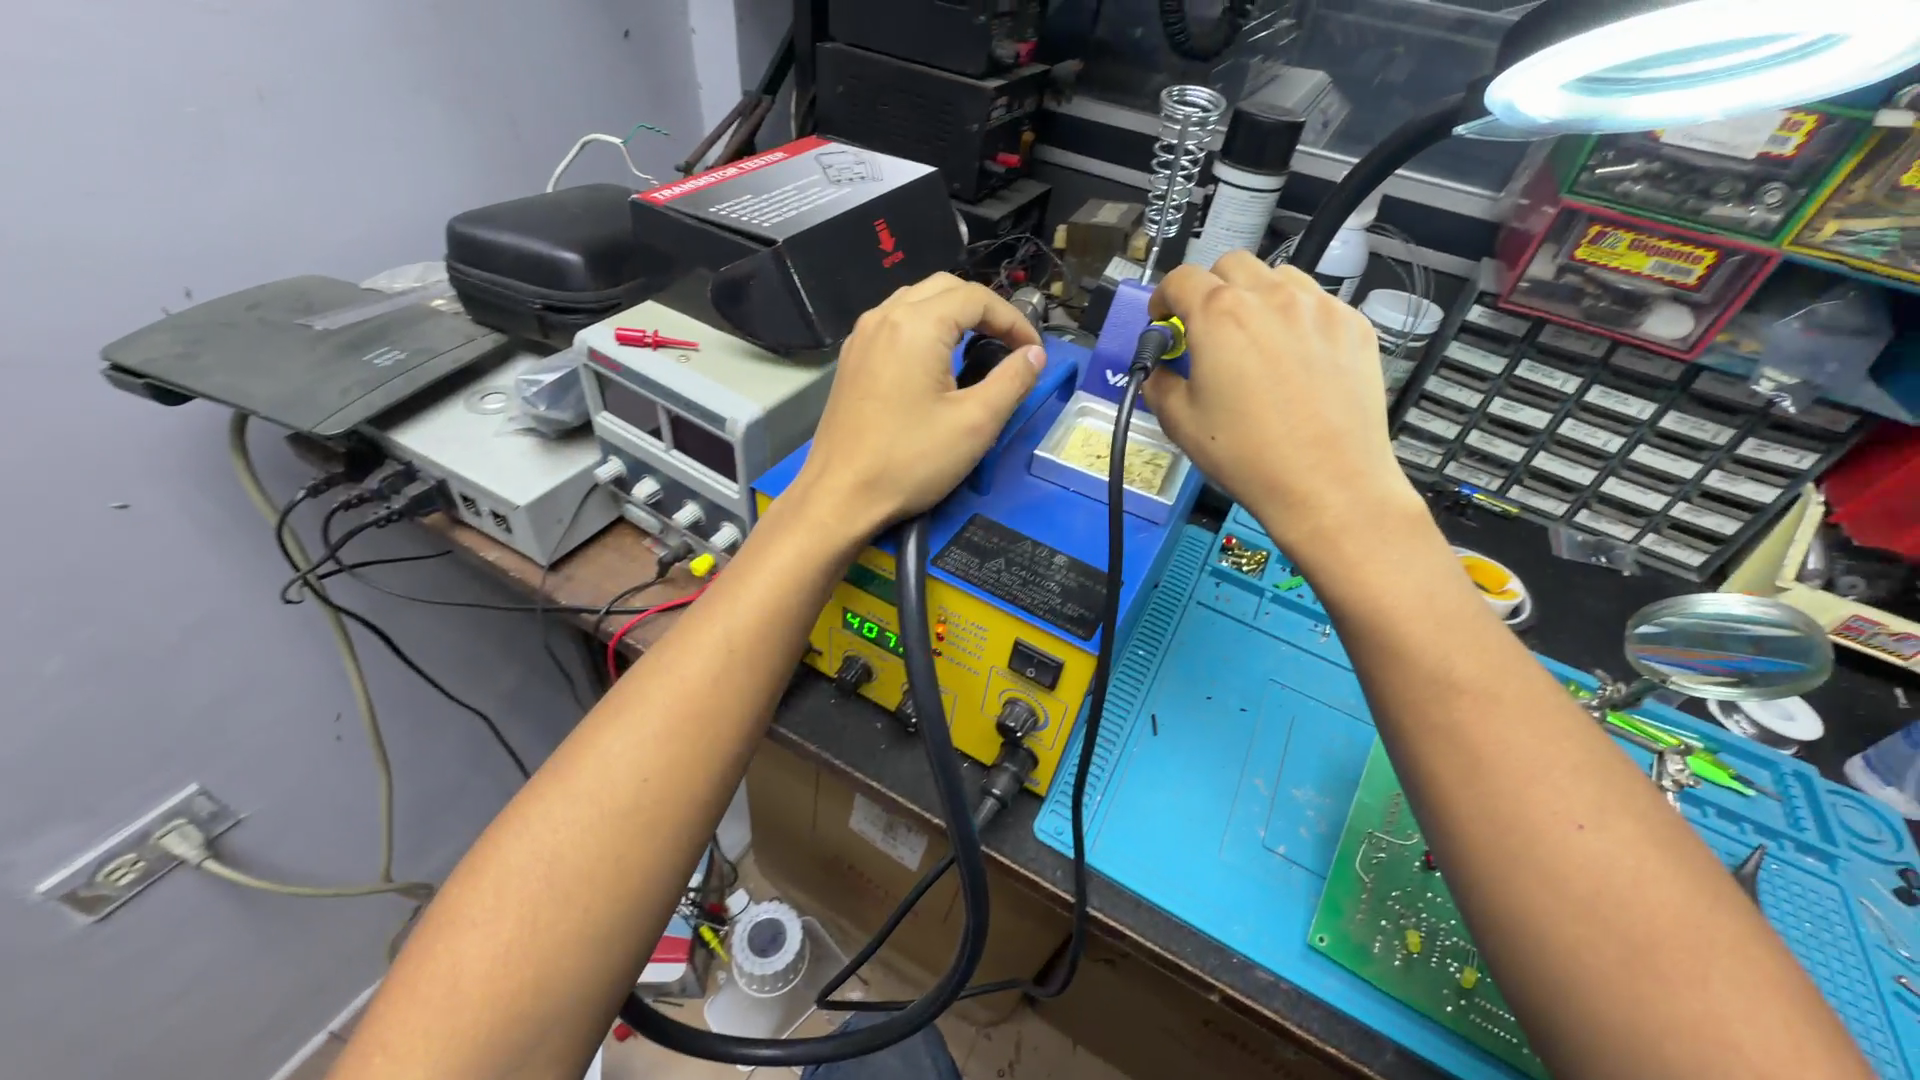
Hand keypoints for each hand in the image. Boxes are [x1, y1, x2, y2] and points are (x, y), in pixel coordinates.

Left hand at [788, 273, 1045, 535]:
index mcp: (916, 325)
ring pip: (916, 301)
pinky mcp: (852, 360)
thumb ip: (1012, 381)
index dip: (1013, 318)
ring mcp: (862, 337)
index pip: (976, 298)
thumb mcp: (975, 424)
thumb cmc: (910, 461)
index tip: (1033, 351)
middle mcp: (884, 318)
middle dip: (983, 309)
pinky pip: (894, 323)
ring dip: (952, 314)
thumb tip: (1034, 354)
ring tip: (978, 348)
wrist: (840, 496)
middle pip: (944, 287)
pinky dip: (924, 328)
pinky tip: (936, 363)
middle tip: (1009, 344)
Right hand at [1146, 252, 1424, 558]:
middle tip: (1207, 329)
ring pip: (1279, 277)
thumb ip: (1160, 383)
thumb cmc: (1247, 456)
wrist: (1328, 485)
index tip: (1164, 321)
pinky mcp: (1353, 327)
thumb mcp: (1181, 424)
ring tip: (1255, 339)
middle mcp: (1271, 297)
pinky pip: (1316, 305)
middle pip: (1231, 265)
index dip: (1164, 298)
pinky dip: (1297, 319)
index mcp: (1220, 315)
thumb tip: (1160, 370)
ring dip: (1257, 297)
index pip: (1181, 279)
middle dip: (1211, 289)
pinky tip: (1295, 359)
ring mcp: (1319, 308)